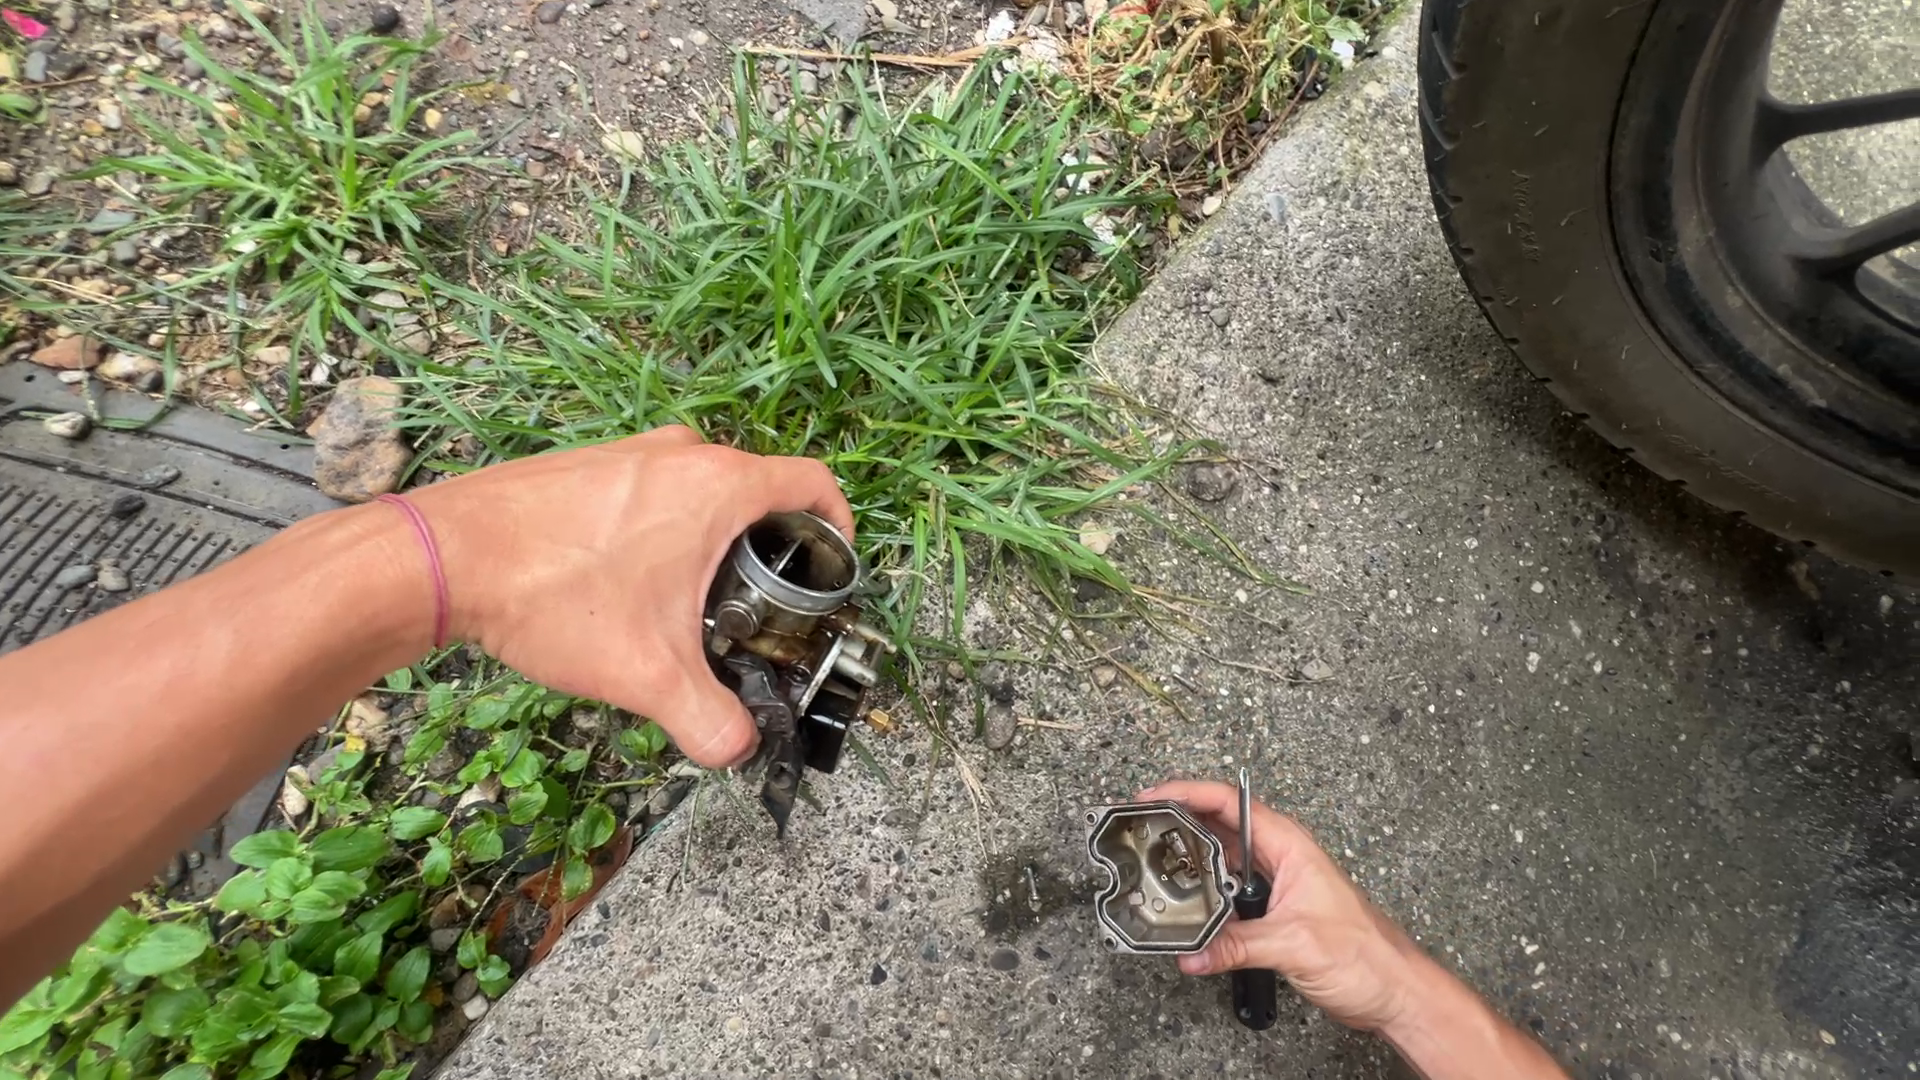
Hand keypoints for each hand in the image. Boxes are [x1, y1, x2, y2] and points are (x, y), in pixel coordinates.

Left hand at [408, 426, 852, 767]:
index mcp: (720, 485)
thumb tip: (739, 750)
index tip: (834, 558)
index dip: (839, 519)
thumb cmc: (557, 596)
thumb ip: (708, 719)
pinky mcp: (594, 460)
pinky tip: (637, 570)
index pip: (814, 482)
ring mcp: (635, 450)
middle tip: (765, 593)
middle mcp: (685, 453)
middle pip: (763, 487)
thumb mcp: (646, 670)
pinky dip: (674, 517)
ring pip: (709, 482)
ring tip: (702, 587)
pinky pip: (660, 482)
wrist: (437, 556)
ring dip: (722, 527)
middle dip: (776, 537)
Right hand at [1138, 780, 1425, 1032]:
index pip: (1227, 801)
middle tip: (1142, 821)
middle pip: (1218, 818)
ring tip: (1155, 849)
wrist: (1397, 992)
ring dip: (1189, 847)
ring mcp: (1274, 874)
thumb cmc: (1366, 956)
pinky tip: (1187, 891)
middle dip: (1178, 814)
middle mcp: (1278, 850)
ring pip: (1221, 847)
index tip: (1151, 796)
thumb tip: (1191, 952)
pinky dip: (1203, 878)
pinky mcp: (1271, 900)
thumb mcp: (1294, 944)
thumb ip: (1236, 946)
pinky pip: (1228, 877)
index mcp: (1286, 842)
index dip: (1185, 792)